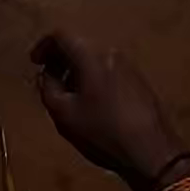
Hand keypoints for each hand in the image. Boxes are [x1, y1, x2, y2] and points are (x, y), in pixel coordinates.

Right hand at [32, 31, 189, 190]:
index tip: (34, 63)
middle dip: (59, 58)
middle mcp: (110, 53)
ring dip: (76, 68)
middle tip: (48, 78)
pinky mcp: (140, 82)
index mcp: (90, 55)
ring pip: (94, 57)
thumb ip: (47, 87)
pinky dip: (93, 76)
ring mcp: (129, 66)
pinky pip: (108, 69)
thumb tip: (47, 76)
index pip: (61, 35)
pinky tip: (91, 101)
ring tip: (68, 92)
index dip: (43, 46)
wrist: (154, 155)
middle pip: (78, 44)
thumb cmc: (103, 131)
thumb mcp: (63, 113)